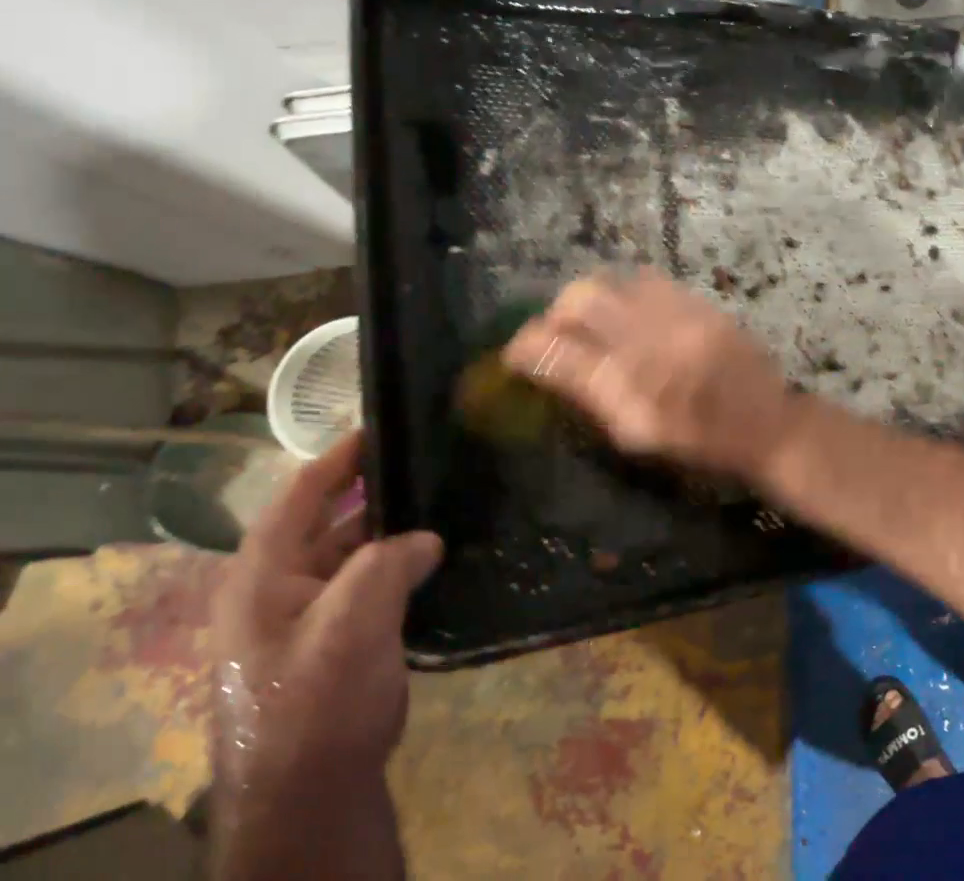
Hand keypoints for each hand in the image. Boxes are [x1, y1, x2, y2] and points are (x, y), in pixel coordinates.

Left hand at [208, 431, 440, 879]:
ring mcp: (306, 624)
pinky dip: (399, 569)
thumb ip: (387, 564)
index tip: (379, 426)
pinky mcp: (336, 648)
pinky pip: (368, 591)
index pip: (295, 499)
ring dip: (390, 534)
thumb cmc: (319, 702)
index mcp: (262, 579)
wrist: (311, 792)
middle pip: (325, 526)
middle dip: (371, 494)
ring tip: (445, 507)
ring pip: (350, 559)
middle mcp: (277, 594)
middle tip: (430, 466)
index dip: (335, 460)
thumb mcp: (353, 624)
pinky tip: (439, 563)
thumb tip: (424, 538)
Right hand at [502, 269, 801, 477]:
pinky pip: (651, 281)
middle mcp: (656, 343)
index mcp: (633, 389)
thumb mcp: (639, 437)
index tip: (516, 355)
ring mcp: (683, 318)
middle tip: (556, 334)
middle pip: (582, 299)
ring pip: (615, 281)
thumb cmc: (703, 445)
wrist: (771, 426)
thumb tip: (543, 365)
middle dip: (556, 313)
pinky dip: (629, 292)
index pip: (559, 352)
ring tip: (595, 323)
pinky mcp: (705, 305)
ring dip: (593, 299)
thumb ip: (590, 397)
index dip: (525, 348)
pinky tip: (633, 315)